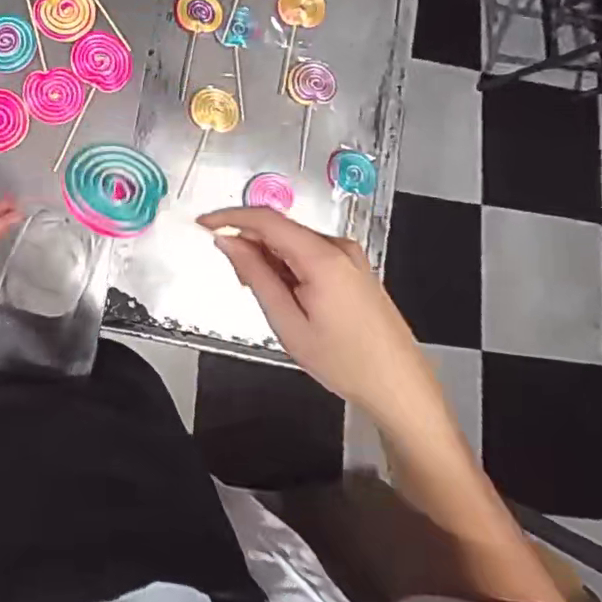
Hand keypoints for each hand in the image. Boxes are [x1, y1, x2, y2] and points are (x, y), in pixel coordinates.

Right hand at [198, 206, 440, 421]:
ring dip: (267, 259)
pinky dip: (286, 266)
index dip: (229, 217)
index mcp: (323, 258)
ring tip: (266, 298)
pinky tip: (285, 296)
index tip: (204, 223)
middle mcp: (340, 249)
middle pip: (279, 229)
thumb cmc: (347, 361)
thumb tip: (229, 243)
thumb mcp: (286, 321)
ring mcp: (350, 257)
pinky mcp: (353, 268)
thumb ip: (254, 275)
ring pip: (292, 242)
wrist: (397, 384)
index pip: (266, 219)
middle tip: (234, 276)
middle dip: (248, 244)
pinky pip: (308, 254)